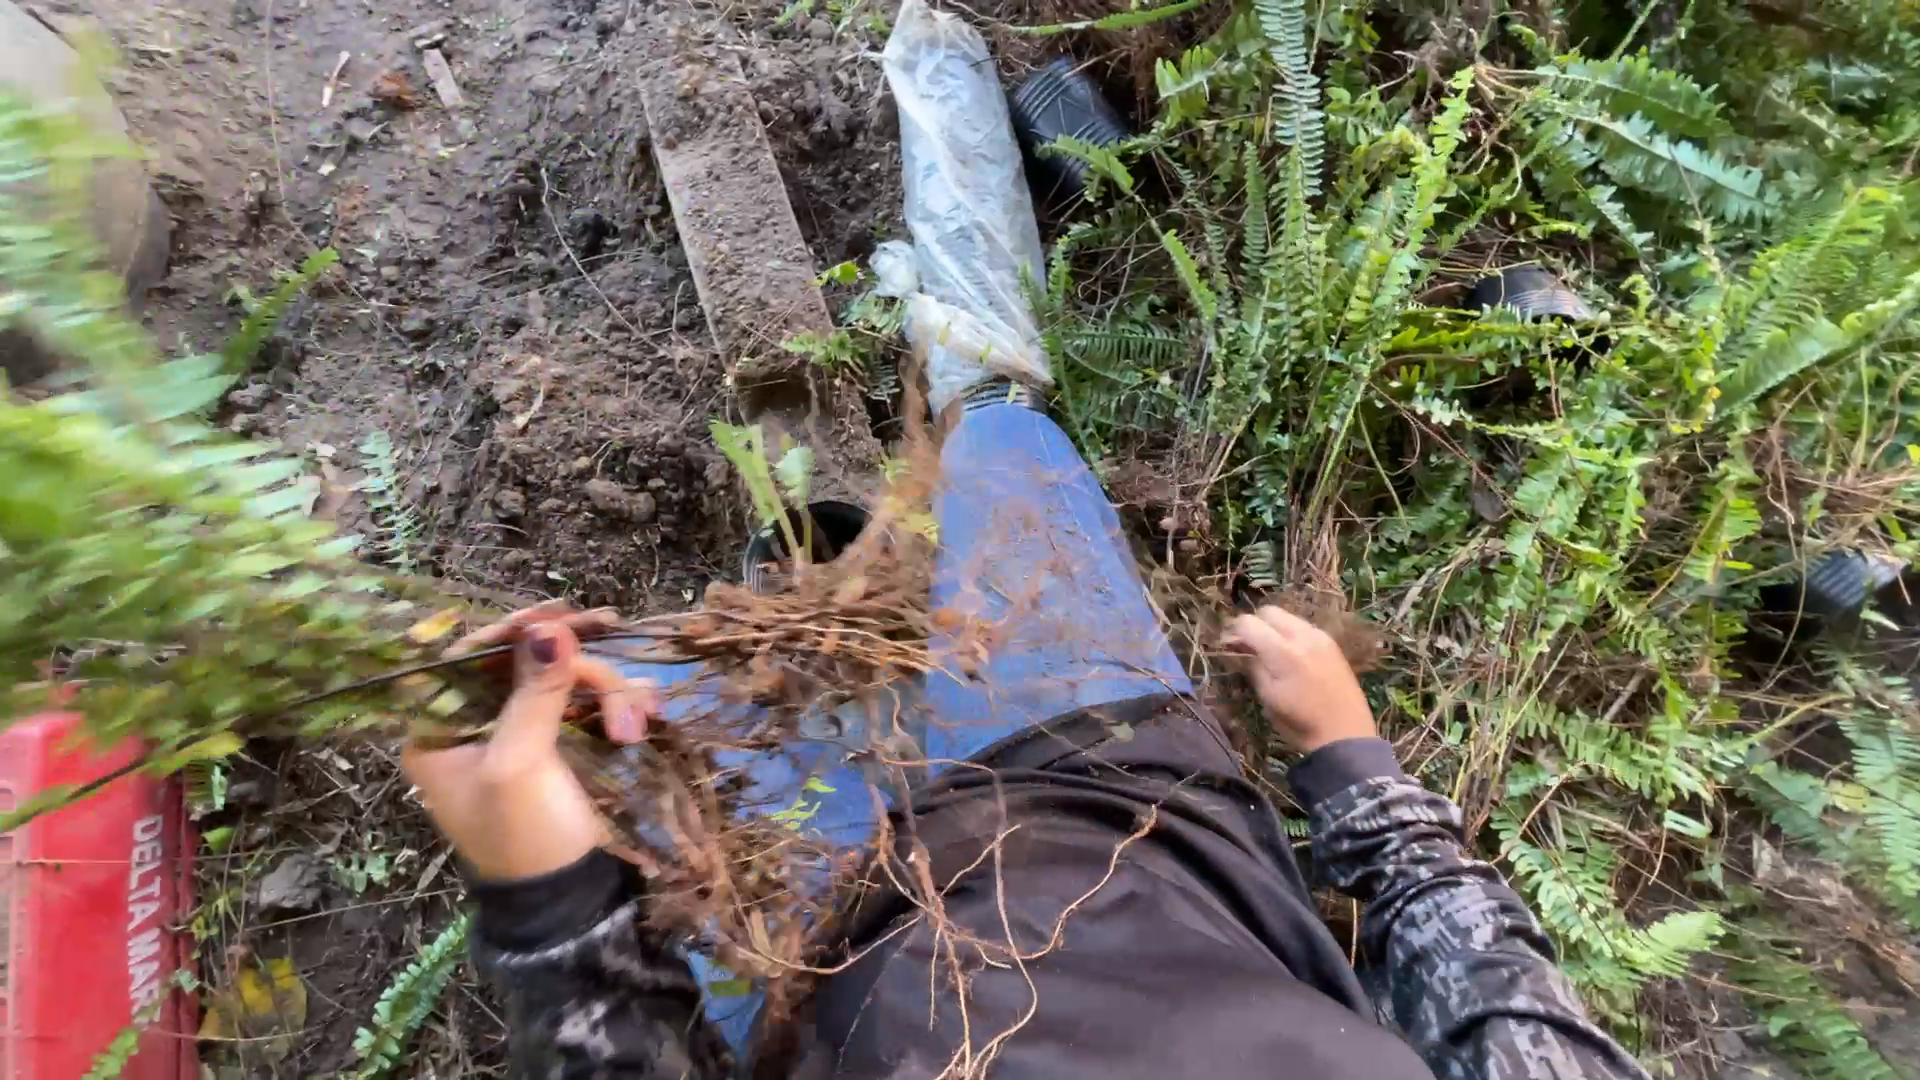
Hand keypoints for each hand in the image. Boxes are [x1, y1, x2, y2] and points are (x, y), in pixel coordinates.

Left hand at [401, 607, 658, 881]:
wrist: (572, 894)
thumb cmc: (526, 834)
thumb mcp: (521, 763)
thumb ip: (534, 693)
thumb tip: (551, 626)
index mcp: (444, 728)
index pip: (469, 656)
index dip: (513, 631)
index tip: (561, 616)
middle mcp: (487, 719)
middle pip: (536, 661)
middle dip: (582, 672)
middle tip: (617, 688)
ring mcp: (534, 726)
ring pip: (577, 677)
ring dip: (613, 694)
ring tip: (632, 730)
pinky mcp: (573, 736)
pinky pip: (602, 698)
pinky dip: (626, 703)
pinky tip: (645, 719)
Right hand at [1224, 605, 1377, 753]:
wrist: (1345, 735)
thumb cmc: (1299, 722)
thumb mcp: (1267, 696)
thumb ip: (1253, 665)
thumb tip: (1241, 648)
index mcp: (1282, 652)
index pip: (1248, 623)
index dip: (1233, 632)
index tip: (1228, 646)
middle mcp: (1302, 636)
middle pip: (1268, 612)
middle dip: (1253, 625)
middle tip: (1247, 645)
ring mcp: (1320, 638)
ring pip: (1287, 617)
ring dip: (1272, 628)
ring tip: (1269, 651)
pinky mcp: (1332, 644)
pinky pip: (1303, 627)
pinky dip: (1290, 634)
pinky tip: (1290, 655)